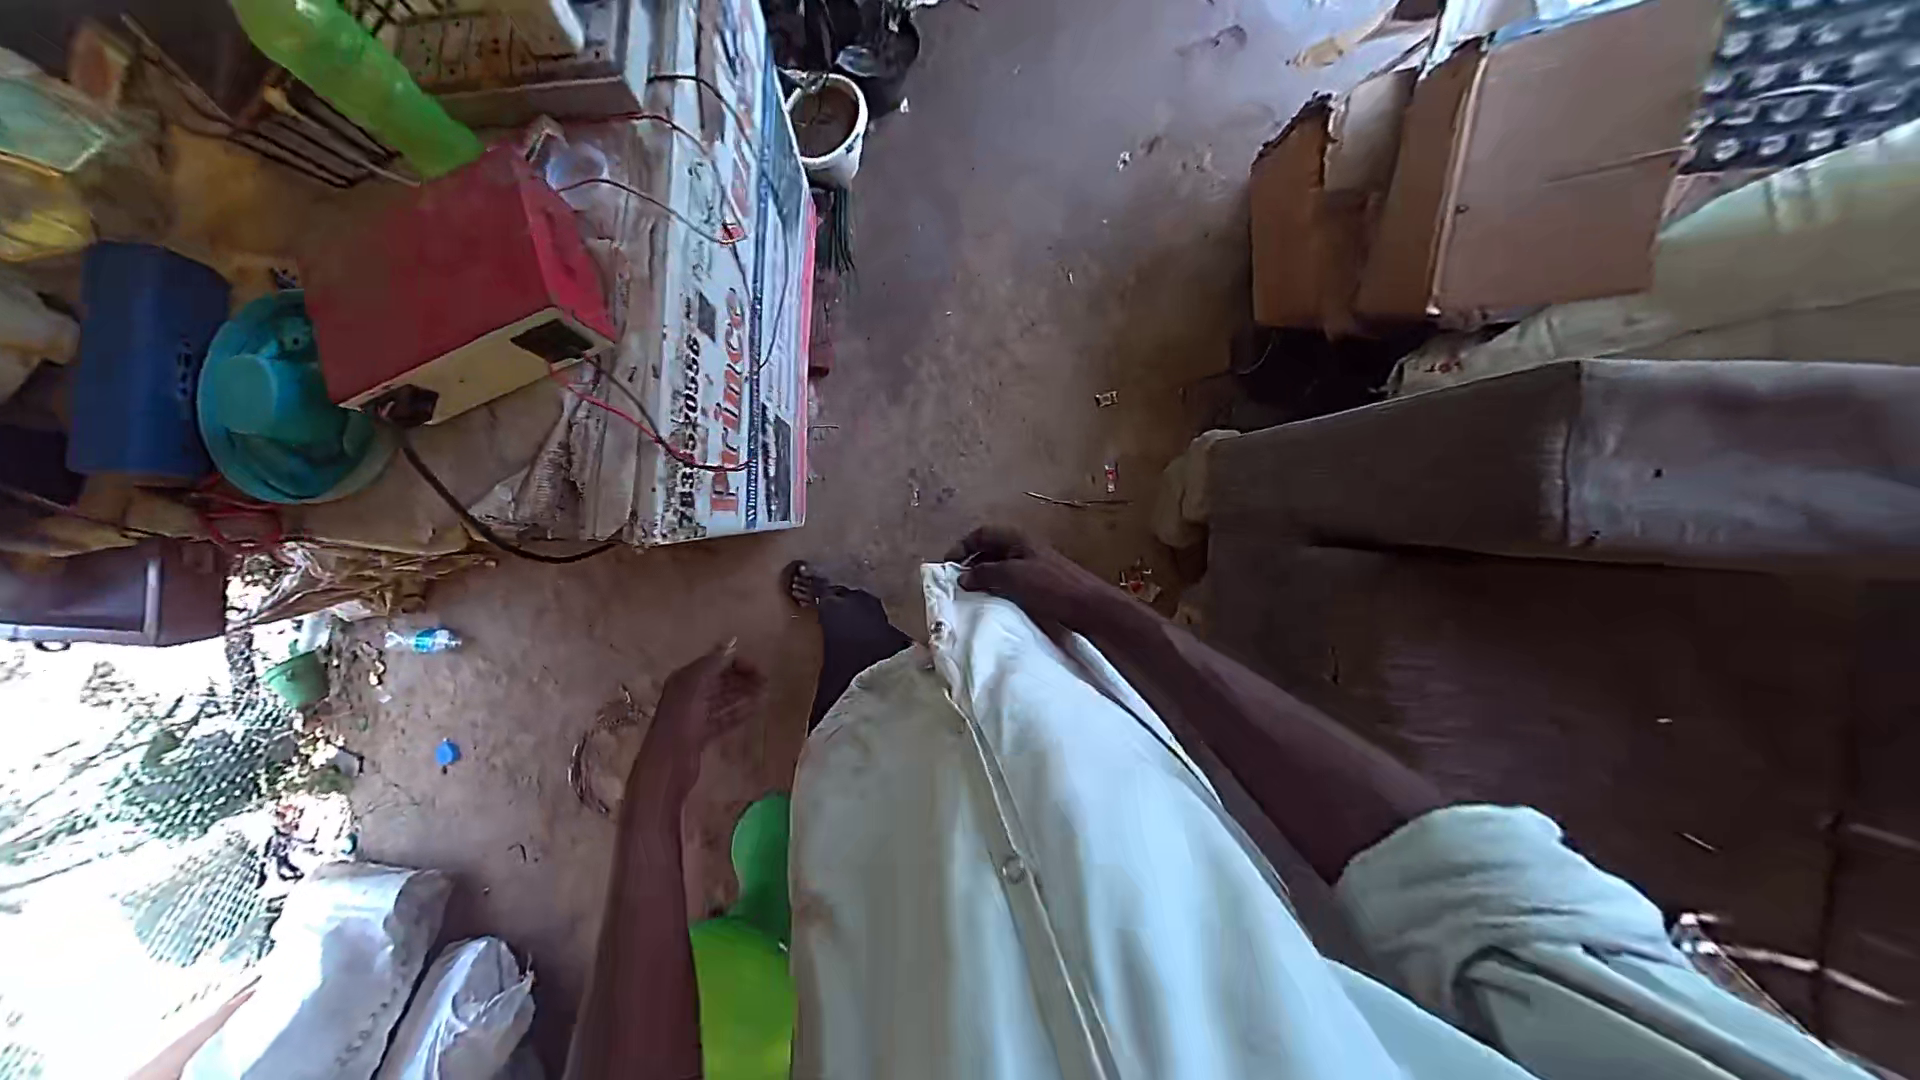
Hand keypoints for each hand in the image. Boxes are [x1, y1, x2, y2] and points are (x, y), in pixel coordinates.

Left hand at [648, 640, 765, 763]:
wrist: (667, 766)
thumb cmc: (680, 722)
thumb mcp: (694, 687)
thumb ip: (711, 664)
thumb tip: (730, 644)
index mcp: (684, 679)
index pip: (714, 662)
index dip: (736, 662)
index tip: (758, 669)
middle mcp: (689, 694)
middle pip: (720, 680)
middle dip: (742, 677)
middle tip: (766, 680)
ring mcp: (695, 715)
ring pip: (724, 699)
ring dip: (744, 693)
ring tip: (765, 692)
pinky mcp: (701, 734)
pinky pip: (724, 718)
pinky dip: (739, 712)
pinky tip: (755, 710)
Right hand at [947, 526, 1126, 631]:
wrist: (1088, 605)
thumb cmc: (1050, 586)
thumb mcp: (1012, 577)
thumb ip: (985, 574)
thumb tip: (964, 577)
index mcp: (1017, 539)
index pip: (981, 534)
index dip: (962, 546)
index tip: (948, 564)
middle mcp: (1024, 547)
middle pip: (990, 548)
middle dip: (971, 561)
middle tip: (957, 580)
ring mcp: (1033, 564)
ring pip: (1000, 565)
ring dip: (984, 575)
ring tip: (971, 592)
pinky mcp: (1040, 582)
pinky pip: (1011, 579)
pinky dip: (997, 586)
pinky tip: (993, 599)